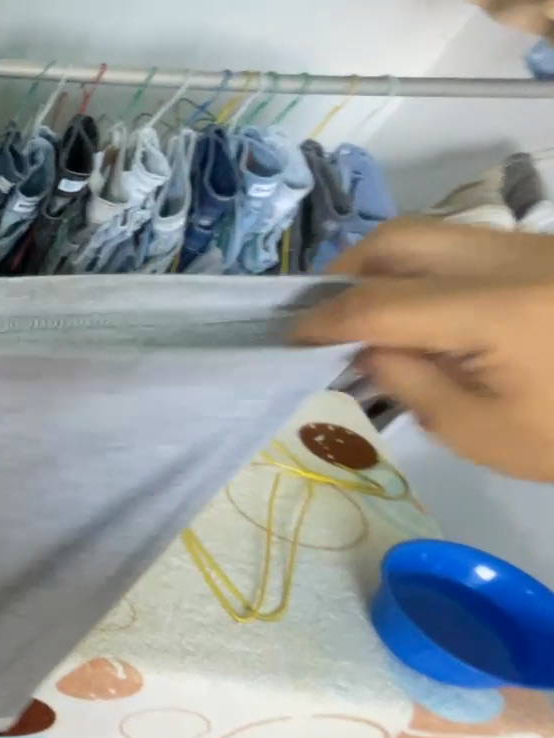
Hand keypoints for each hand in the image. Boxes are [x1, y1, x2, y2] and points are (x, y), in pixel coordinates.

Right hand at [297, 218, 553, 481]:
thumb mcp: (474, 428)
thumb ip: (406, 380)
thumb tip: (364, 348)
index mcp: (502, 312)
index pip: (375, 304)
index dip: (318, 322)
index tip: (284, 342)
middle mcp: (523, 262)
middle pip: (400, 240)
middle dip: (342, 275)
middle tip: (322, 316)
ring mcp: (546, 250)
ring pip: (436, 235)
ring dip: (384, 271)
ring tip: (367, 315)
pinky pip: (471, 248)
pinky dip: (425, 274)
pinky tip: (421, 314)